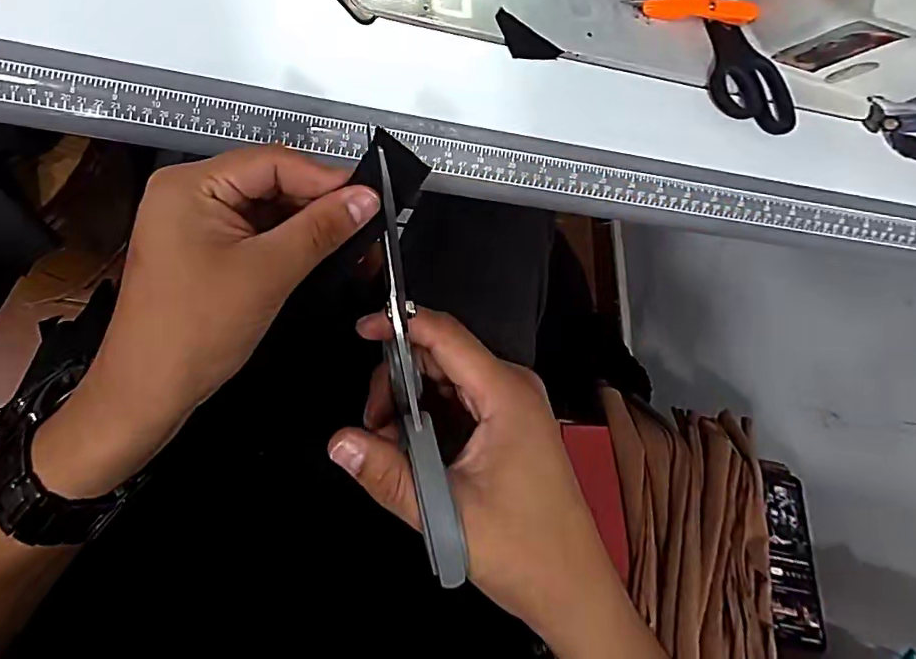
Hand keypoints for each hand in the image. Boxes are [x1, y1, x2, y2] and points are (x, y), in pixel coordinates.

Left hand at [32, 144, 378, 498]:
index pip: (273, 162)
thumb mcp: (268, 273)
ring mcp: (193, 220)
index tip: (364, 195)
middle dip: (318, 203)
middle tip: (362, 220)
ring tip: (347, 240)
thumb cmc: (183, 336)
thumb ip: (321, 229)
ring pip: (266, 206)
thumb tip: (361, 200)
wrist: (146, 393)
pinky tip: (317, 252)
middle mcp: (186, 193)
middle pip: (271, 180)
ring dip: (307, 224)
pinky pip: (254, 229)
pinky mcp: (203, 244)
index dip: (324, 179)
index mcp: (188, 185)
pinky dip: (287, 241)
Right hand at [328, 311, 657, 657]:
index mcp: (506, 394)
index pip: (444, 334)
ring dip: (409, 401)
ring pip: (443, 376)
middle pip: (438, 354)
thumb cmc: (529, 553)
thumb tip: (342, 443)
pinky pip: (456, 397)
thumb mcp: (447, 513)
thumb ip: (387, 474)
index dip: (399, 323)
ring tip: (391, 446)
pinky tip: (413, 449)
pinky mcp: (506, 420)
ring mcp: (511, 403)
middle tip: (373, 424)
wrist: (574, 593)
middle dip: (396, 380)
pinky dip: (427, 414)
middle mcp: (512, 387)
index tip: (364, 328)